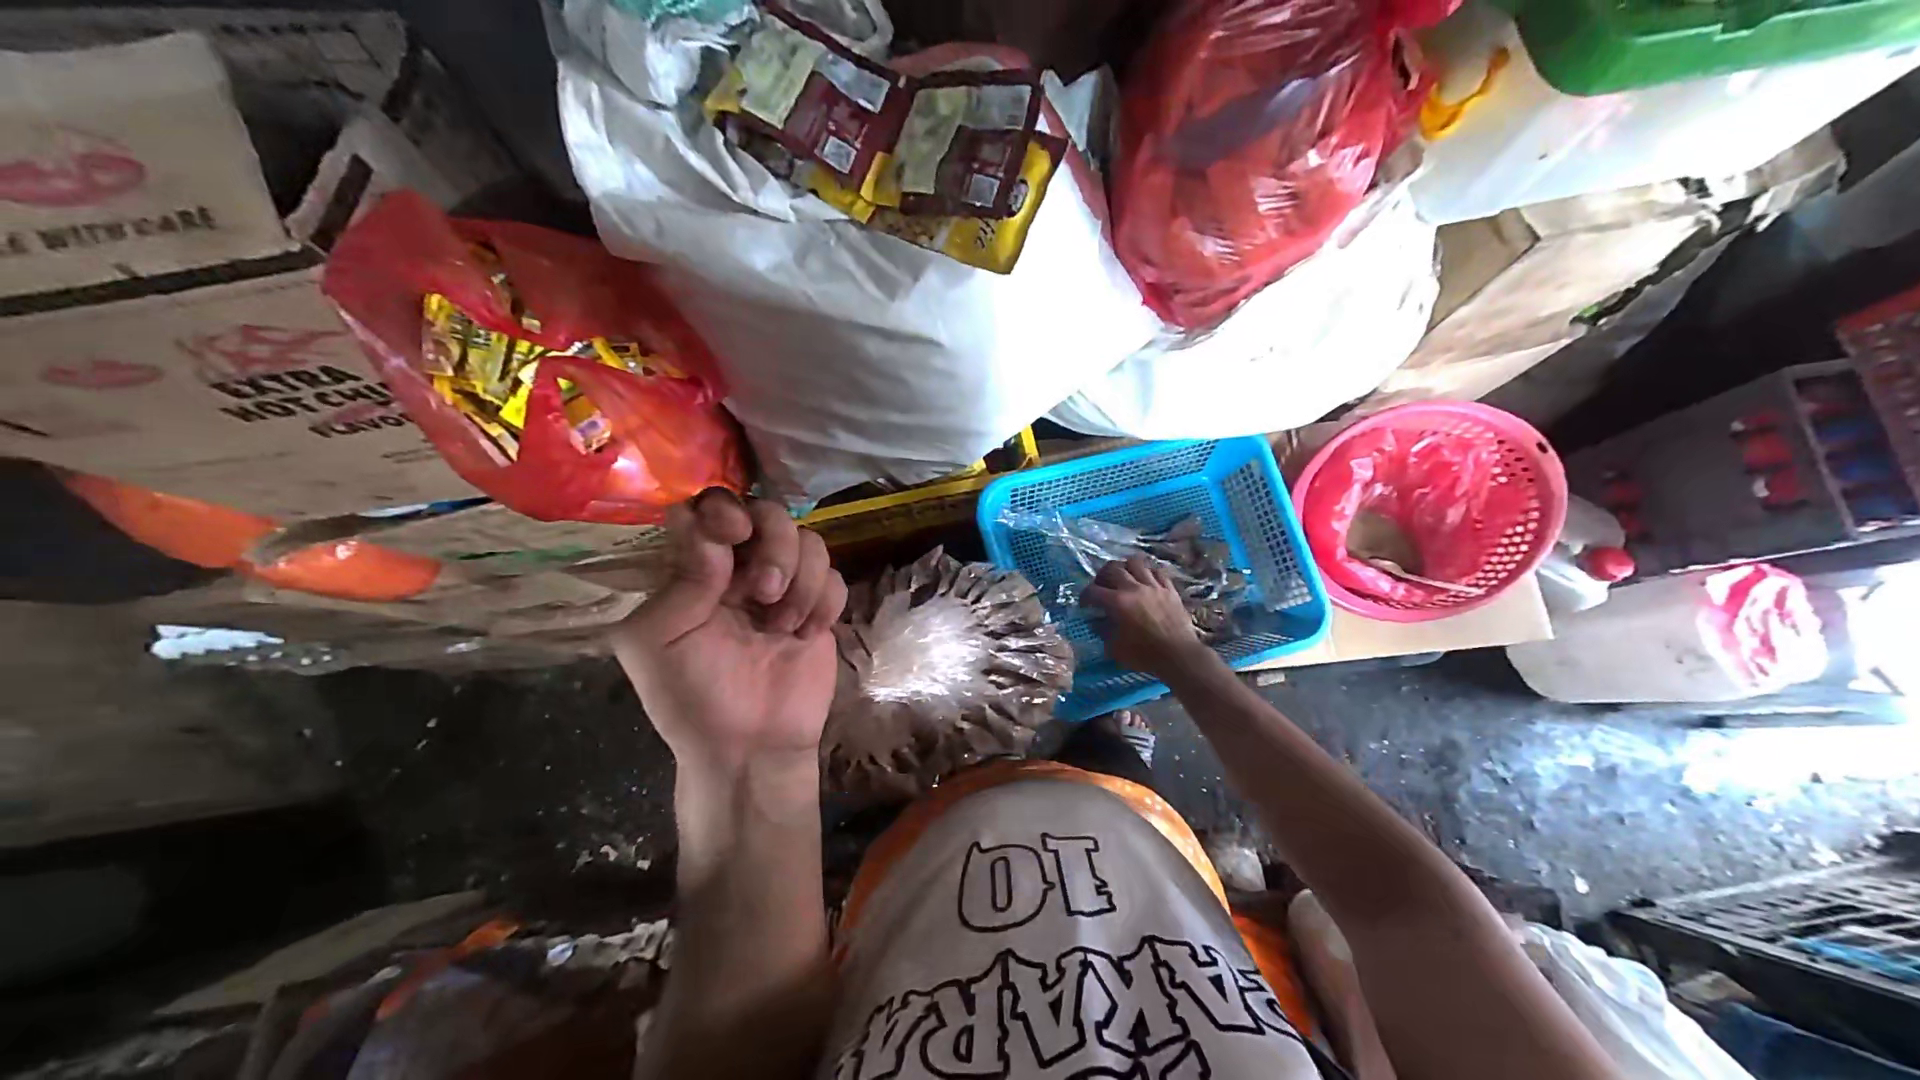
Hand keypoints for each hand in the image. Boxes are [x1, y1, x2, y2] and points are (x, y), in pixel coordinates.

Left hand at [610, 490, 846, 775]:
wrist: (751, 748)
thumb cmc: (692, 698)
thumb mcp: (656, 643)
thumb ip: (680, 581)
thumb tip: (718, 536)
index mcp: (693, 570)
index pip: (708, 508)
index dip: (724, 509)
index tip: (733, 534)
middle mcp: (739, 569)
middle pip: (769, 512)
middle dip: (773, 545)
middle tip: (762, 591)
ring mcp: (784, 587)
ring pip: (809, 540)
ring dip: (801, 579)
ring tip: (783, 624)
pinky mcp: (819, 609)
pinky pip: (835, 577)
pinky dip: (824, 601)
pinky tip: (806, 634)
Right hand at [1081, 555, 1210, 678]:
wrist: (1179, 655)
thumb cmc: (1145, 655)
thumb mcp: (1115, 648)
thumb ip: (1103, 631)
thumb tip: (1098, 621)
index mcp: (1117, 602)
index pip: (1093, 591)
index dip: (1085, 596)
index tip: (1085, 604)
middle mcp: (1134, 588)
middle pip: (1112, 568)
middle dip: (1101, 576)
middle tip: (1101, 586)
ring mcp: (1154, 586)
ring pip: (1135, 562)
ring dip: (1125, 568)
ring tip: (1124, 578)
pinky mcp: (1170, 589)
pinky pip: (1157, 571)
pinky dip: (1148, 573)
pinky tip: (1145, 581)